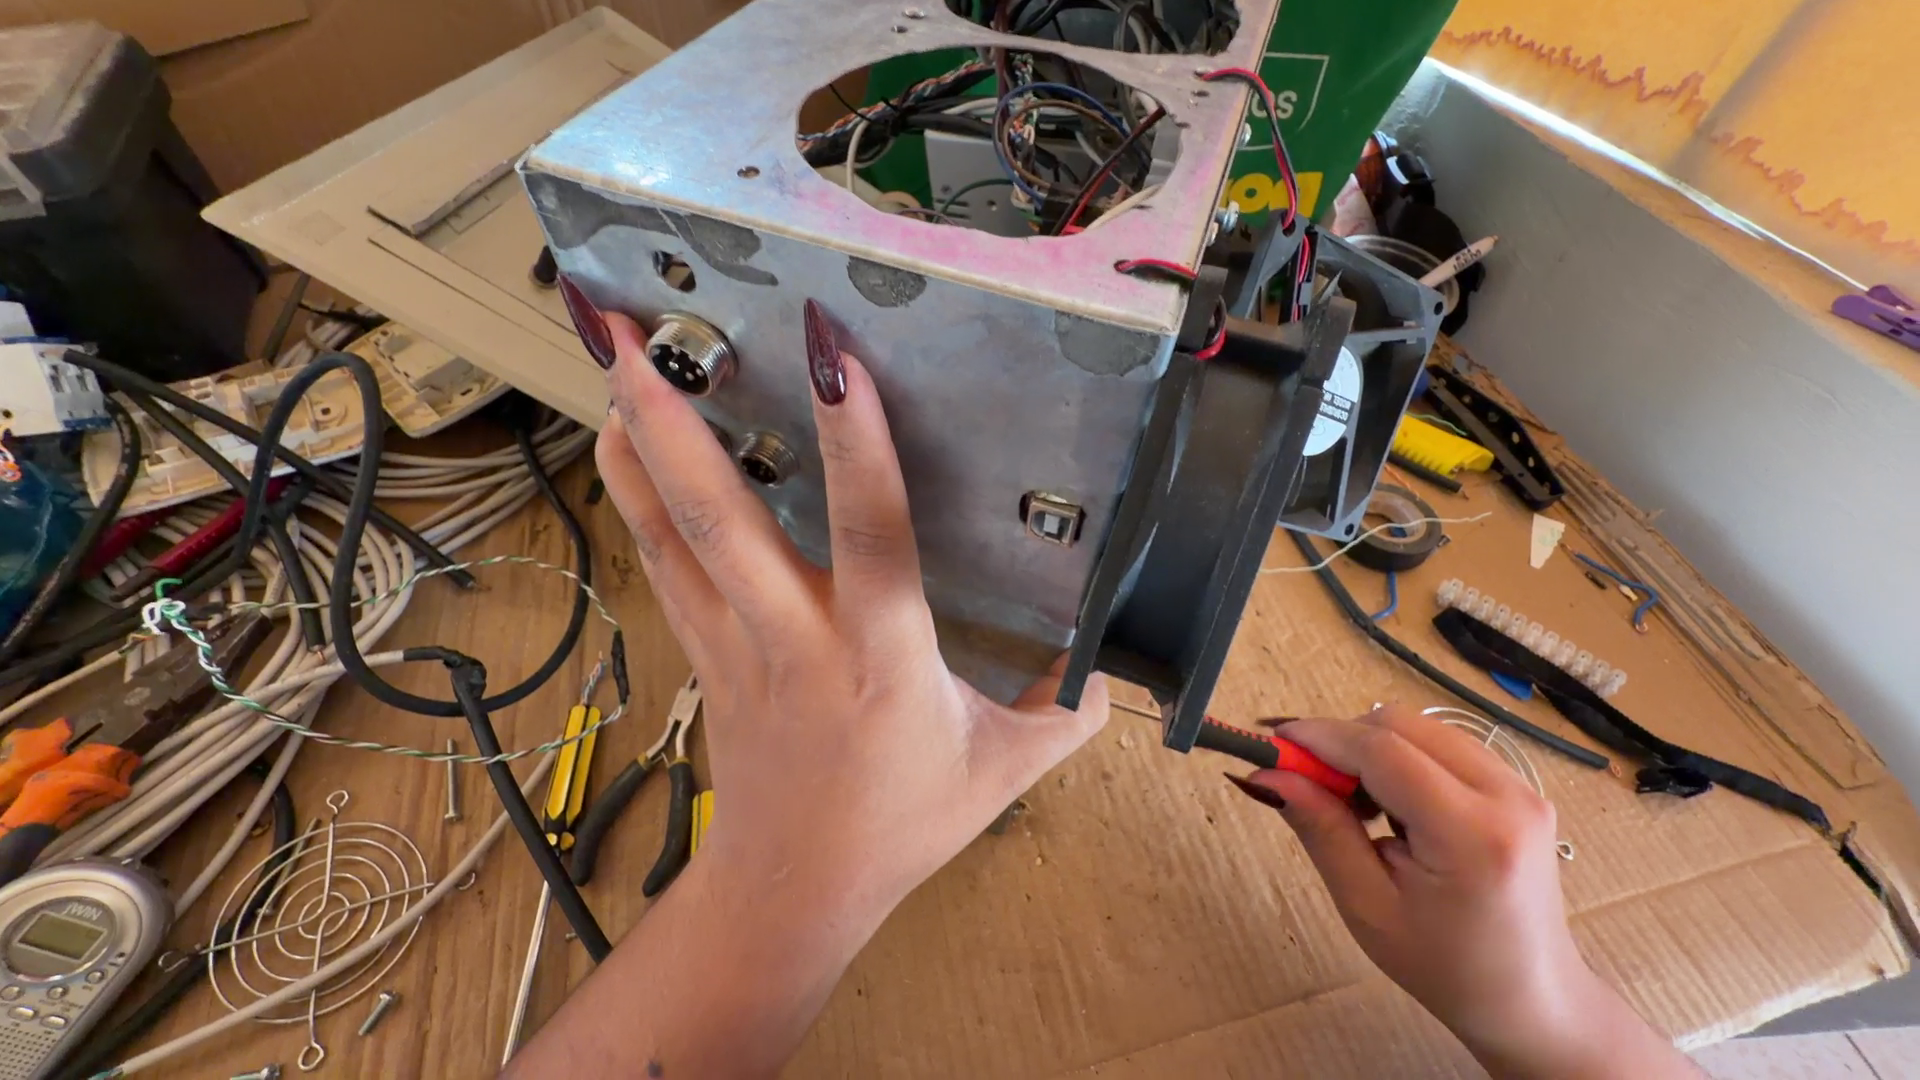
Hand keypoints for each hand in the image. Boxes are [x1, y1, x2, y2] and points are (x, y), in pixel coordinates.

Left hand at [594, 303, 1109, 918]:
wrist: (796, 888)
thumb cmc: (901, 826)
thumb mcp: (1004, 770)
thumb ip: (1064, 708)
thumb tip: (1107, 661)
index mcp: (881, 656)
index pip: (871, 531)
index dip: (855, 441)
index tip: (833, 355)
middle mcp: (796, 636)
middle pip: (723, 519)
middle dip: (673, 420)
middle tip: (633, 335)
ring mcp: (735, 645)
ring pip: (675, 534)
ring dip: (638, 443)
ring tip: (612, 360)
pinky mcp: (705, 655)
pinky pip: (662, 565)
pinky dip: (634, 497)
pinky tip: (617, 444)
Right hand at [1229, 706, 1698, 1079]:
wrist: (1531, 996)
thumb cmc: (1443, 964)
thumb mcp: (1366, 905)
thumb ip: (1320, 829)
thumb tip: (1266, 774)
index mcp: (1474, 836)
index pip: (1383, 751)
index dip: (1320, 737)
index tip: (1272, 746)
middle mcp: (1507, 797)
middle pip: (1400, 725)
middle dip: (1342, 741)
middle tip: (1310, 783)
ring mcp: (1519, 786)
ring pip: (1417, 726)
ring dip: (1369, 747)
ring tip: (1354, 801)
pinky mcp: (1516, 784)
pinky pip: (1439, 742)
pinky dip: (1398, 755)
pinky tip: (1389, 802)